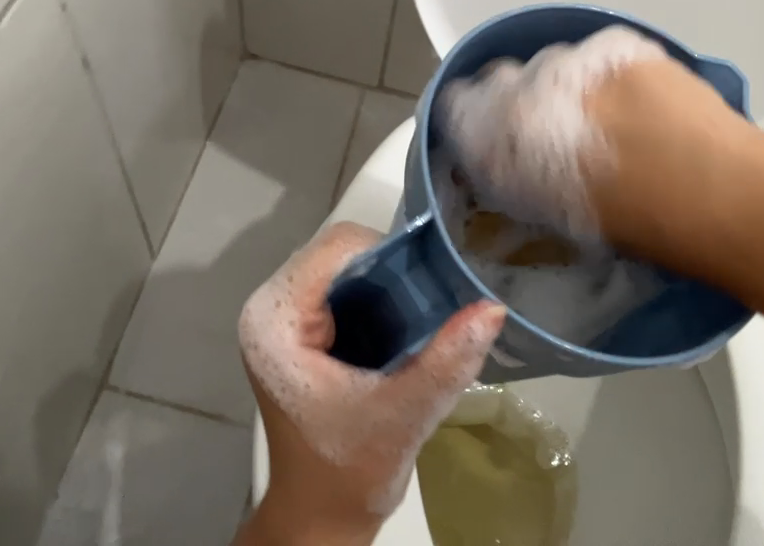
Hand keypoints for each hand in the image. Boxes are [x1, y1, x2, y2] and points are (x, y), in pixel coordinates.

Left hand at [237, 223, 506, 540]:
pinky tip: (404, 324)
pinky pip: (344, 285)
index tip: (433, 285)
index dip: (389, 255)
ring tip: (422, 313)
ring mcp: (283, 313)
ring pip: (345, 265)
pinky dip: (379, 296)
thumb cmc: (347, 470)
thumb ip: (446, 361)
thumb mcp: (402, 415)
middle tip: (434, 301)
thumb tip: (493, 307)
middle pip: (340, 252)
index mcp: (276, 319)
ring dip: (387, 283)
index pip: (337, 248)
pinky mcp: (299, 324)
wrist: (320, 515)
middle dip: (391, 271)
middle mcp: (270, 305)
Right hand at [437, 25, 758, 255]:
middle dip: (521, 99)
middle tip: (557, 128)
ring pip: (552, 65)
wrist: (716, 192)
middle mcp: (524, 88)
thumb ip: (519, 178)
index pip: (456, 108)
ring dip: (567, 85)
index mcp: (501, 137)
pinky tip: (638, 100)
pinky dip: (608, 73)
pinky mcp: (616, 43)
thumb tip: (514, 161)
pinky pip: (597, 55)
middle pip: (503, 80)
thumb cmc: (637, 225)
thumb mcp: (556, 213)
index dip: (471, 118)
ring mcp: (573, 60)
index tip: (486, 129)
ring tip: (608, 116)